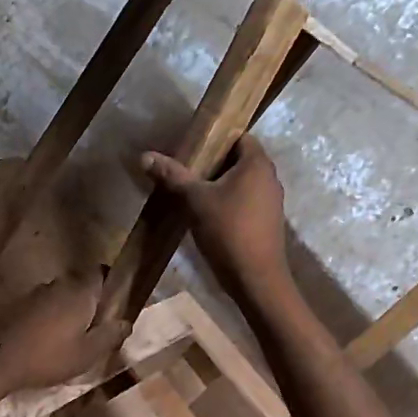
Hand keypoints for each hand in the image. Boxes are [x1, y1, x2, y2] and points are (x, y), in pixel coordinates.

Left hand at [0, 271, 131, 389]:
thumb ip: (110, 335)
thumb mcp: (87, 353)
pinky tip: (44, 337)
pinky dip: (47, 316)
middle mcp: (61, 284)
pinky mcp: (18, 304)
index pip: (101, 273)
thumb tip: (128, 322)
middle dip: (87, 300)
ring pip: (60, 295)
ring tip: (67, 333)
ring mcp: (37, 292)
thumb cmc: (49, 356)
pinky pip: (42, 305)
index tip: (112, 301)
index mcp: (82, 292)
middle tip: (92, 324)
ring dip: (65, 308)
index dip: (108, 283)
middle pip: (81, 285)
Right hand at [141, 136, 293, 302]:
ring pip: (244, 181)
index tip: (194, 146)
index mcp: (257, 163)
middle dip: (215, 162)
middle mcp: (270, 177)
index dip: (217, 138)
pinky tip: (209, 212)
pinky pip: (248, 199)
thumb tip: (145, 156)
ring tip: (194, 189)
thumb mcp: (195, 200)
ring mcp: (272, 200)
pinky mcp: (269, 220)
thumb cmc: (228, 230)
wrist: (257, 279)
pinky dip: (231, 200)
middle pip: (240, 159)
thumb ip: (172, 175)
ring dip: (221, 183)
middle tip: (188, 167)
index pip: (240, 137)